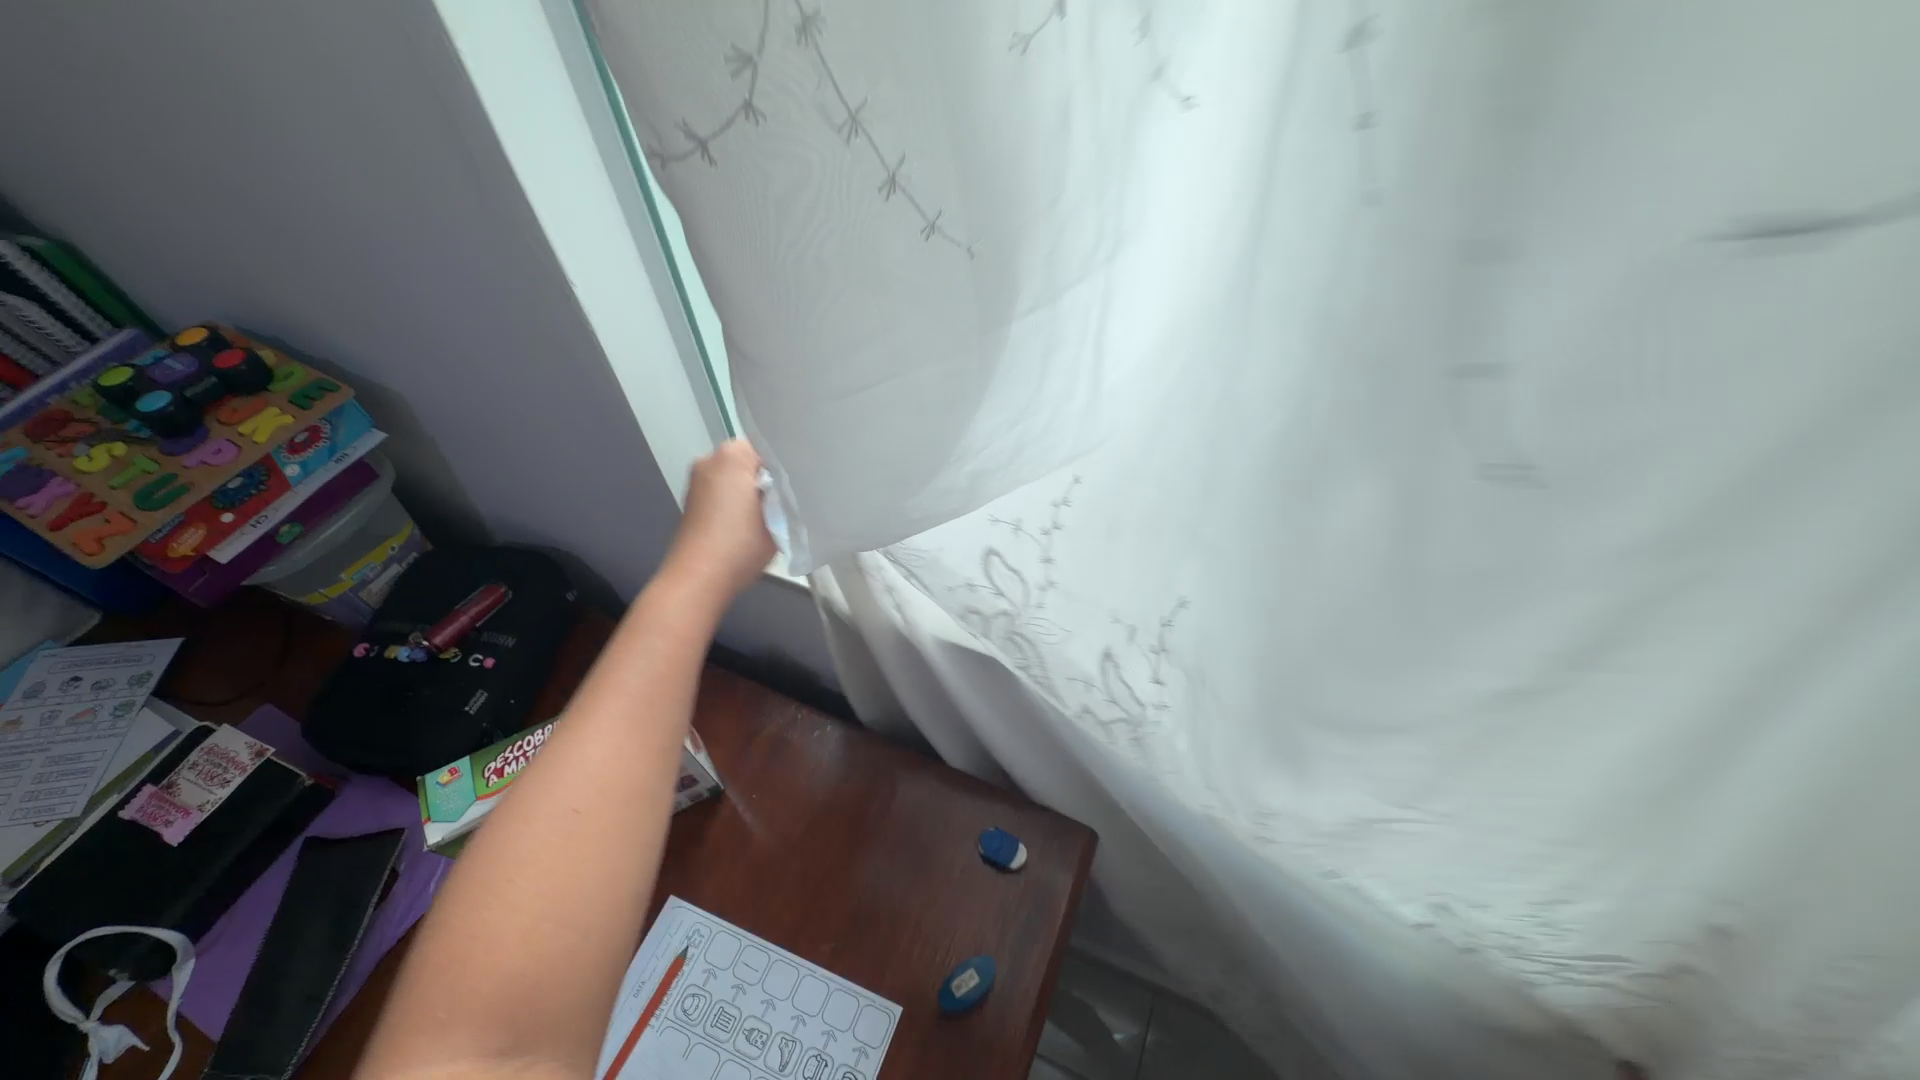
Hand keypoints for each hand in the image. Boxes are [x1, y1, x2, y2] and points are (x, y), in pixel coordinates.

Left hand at [662, 439, 778, 598]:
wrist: (699, 579)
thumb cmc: (741, 544)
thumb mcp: (777, 515)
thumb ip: (784, 494)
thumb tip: (785, 488)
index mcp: (732, 454)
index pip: (769, 448)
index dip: (787, 466)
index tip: (800, 485)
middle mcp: (709, 460)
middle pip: (750, 462)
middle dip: (768, 478)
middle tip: (789, 501)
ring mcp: (697, 481)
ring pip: (735, 477)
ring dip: (751, 492)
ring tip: (771, 516)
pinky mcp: (692, 502)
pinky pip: (722, 492)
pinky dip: (736, 502)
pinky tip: (749, 524)